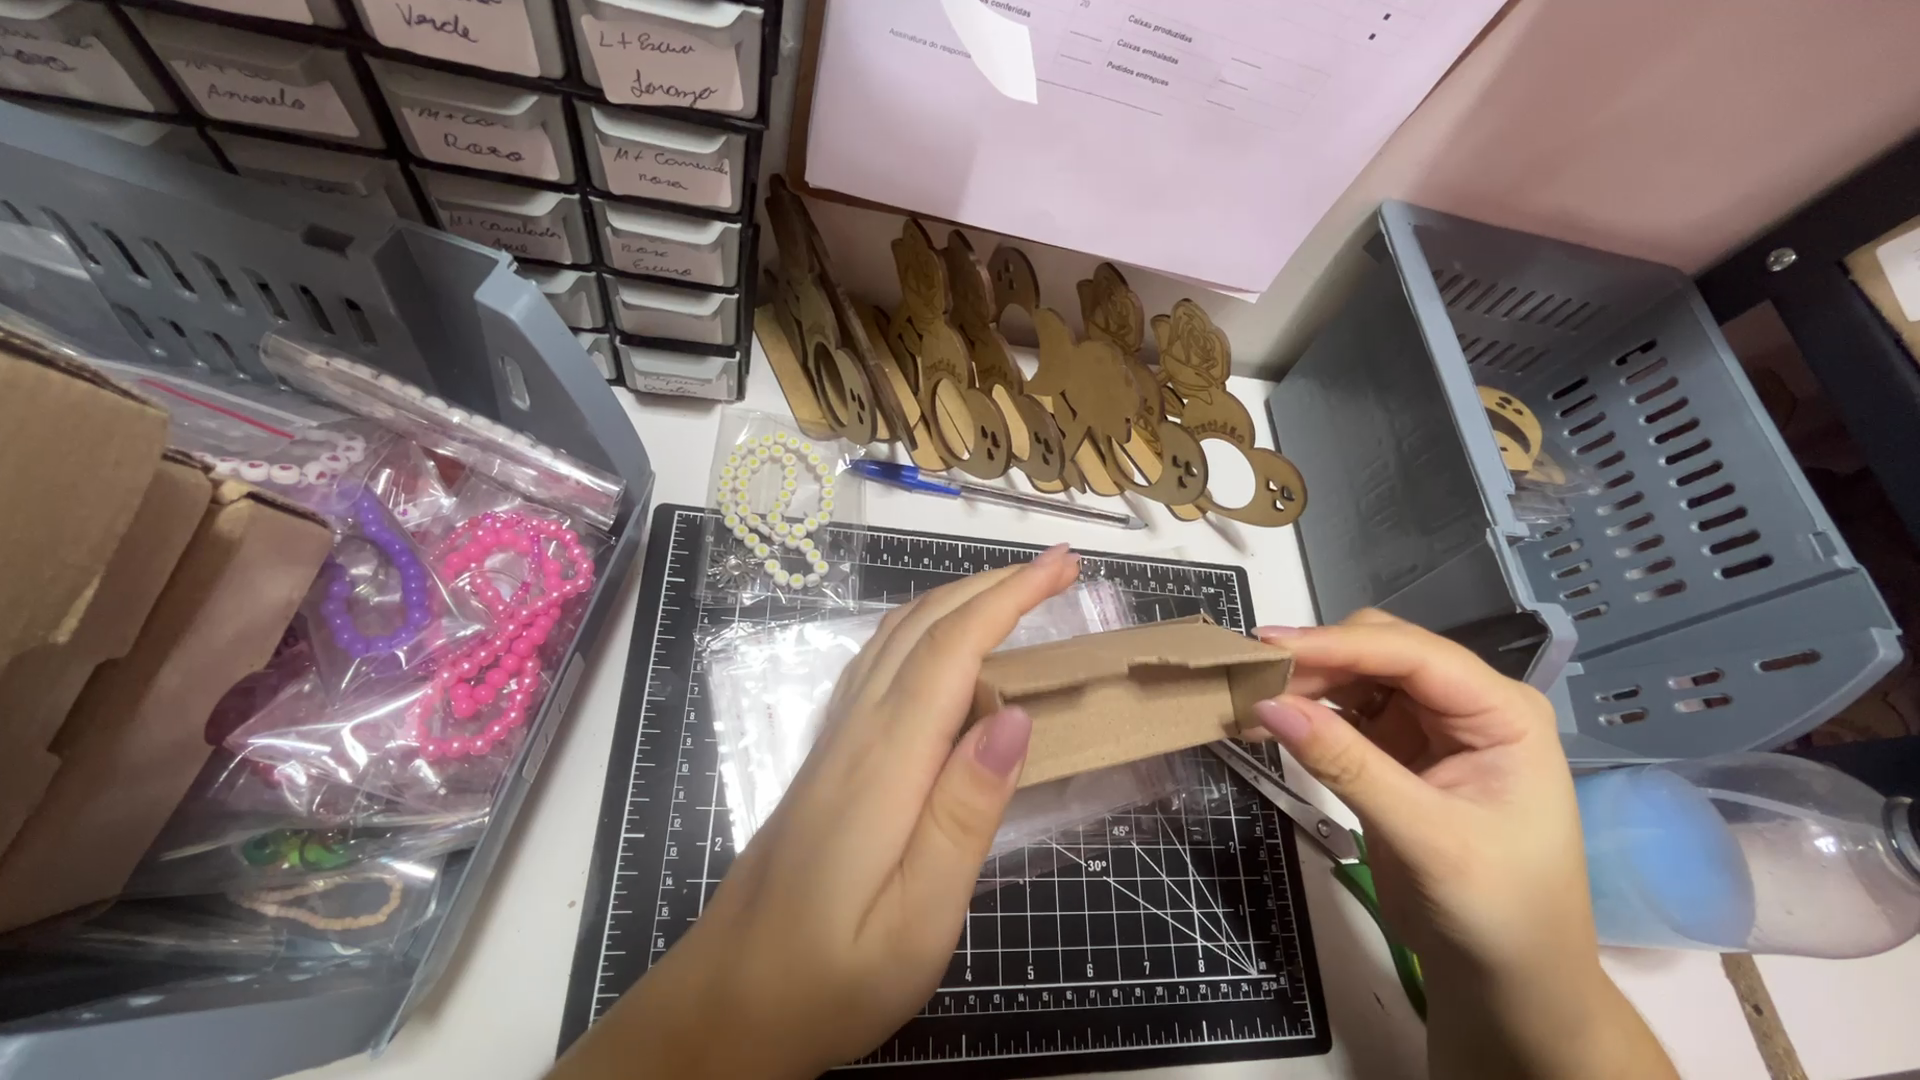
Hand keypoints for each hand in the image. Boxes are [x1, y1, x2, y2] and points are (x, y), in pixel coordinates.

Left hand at [553, 546, 1081, 1079]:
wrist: (723, 1004)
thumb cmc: (826, 979)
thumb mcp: (915, 923)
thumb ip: (964, 815)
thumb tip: (1015, 718)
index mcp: (884, 764)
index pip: (951, 651)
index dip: (1008, 597)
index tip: (1063, 564)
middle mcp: (855, 733)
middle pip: (921, 628)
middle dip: (991, 585)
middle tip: (1057, 568)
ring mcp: (835, 742)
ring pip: (894, 640)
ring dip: (956, 601)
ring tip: (1013, 593)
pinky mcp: (829, 760)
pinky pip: (877, 667)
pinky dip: (922, 633)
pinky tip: (942, 649)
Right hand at [1255, 610, 1674, 1079]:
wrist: (1508, 982)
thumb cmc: (1496, 911)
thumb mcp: (1425, 837)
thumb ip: (1347, 765)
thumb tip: (1267, 704)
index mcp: (1501, 712)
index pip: (1412, 654)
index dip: (1337, 645)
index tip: (1268, 648)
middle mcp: (1466, 705)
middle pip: (1380, 651)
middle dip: (1317, 659)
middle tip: (1253, 679)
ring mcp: (1429, 727)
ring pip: (1355, 676)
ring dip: (1305, 683)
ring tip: (1249, 698)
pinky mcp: (1397, 752)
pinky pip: (1343, 713)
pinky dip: (1306, 713)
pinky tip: (1268, 721)